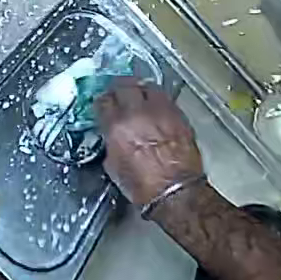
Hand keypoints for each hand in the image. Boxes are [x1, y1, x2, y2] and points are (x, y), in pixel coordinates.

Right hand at [93, 78, 202, 208]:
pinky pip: (164, 98)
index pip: (103, 100)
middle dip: (119, 89)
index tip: (102, 104)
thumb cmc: (141, 185)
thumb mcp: (113, 164)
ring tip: (137, 93)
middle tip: (118, 93)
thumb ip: (110, 141)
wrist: (176, 193)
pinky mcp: (178, 116)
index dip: (101, 101)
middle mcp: (137, 114)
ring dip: (139, 88)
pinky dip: (157, 98)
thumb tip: (111, 133)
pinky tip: (155, 105)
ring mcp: (160, 112)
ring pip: (146, 86)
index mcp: (116, 126)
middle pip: (124, 86)